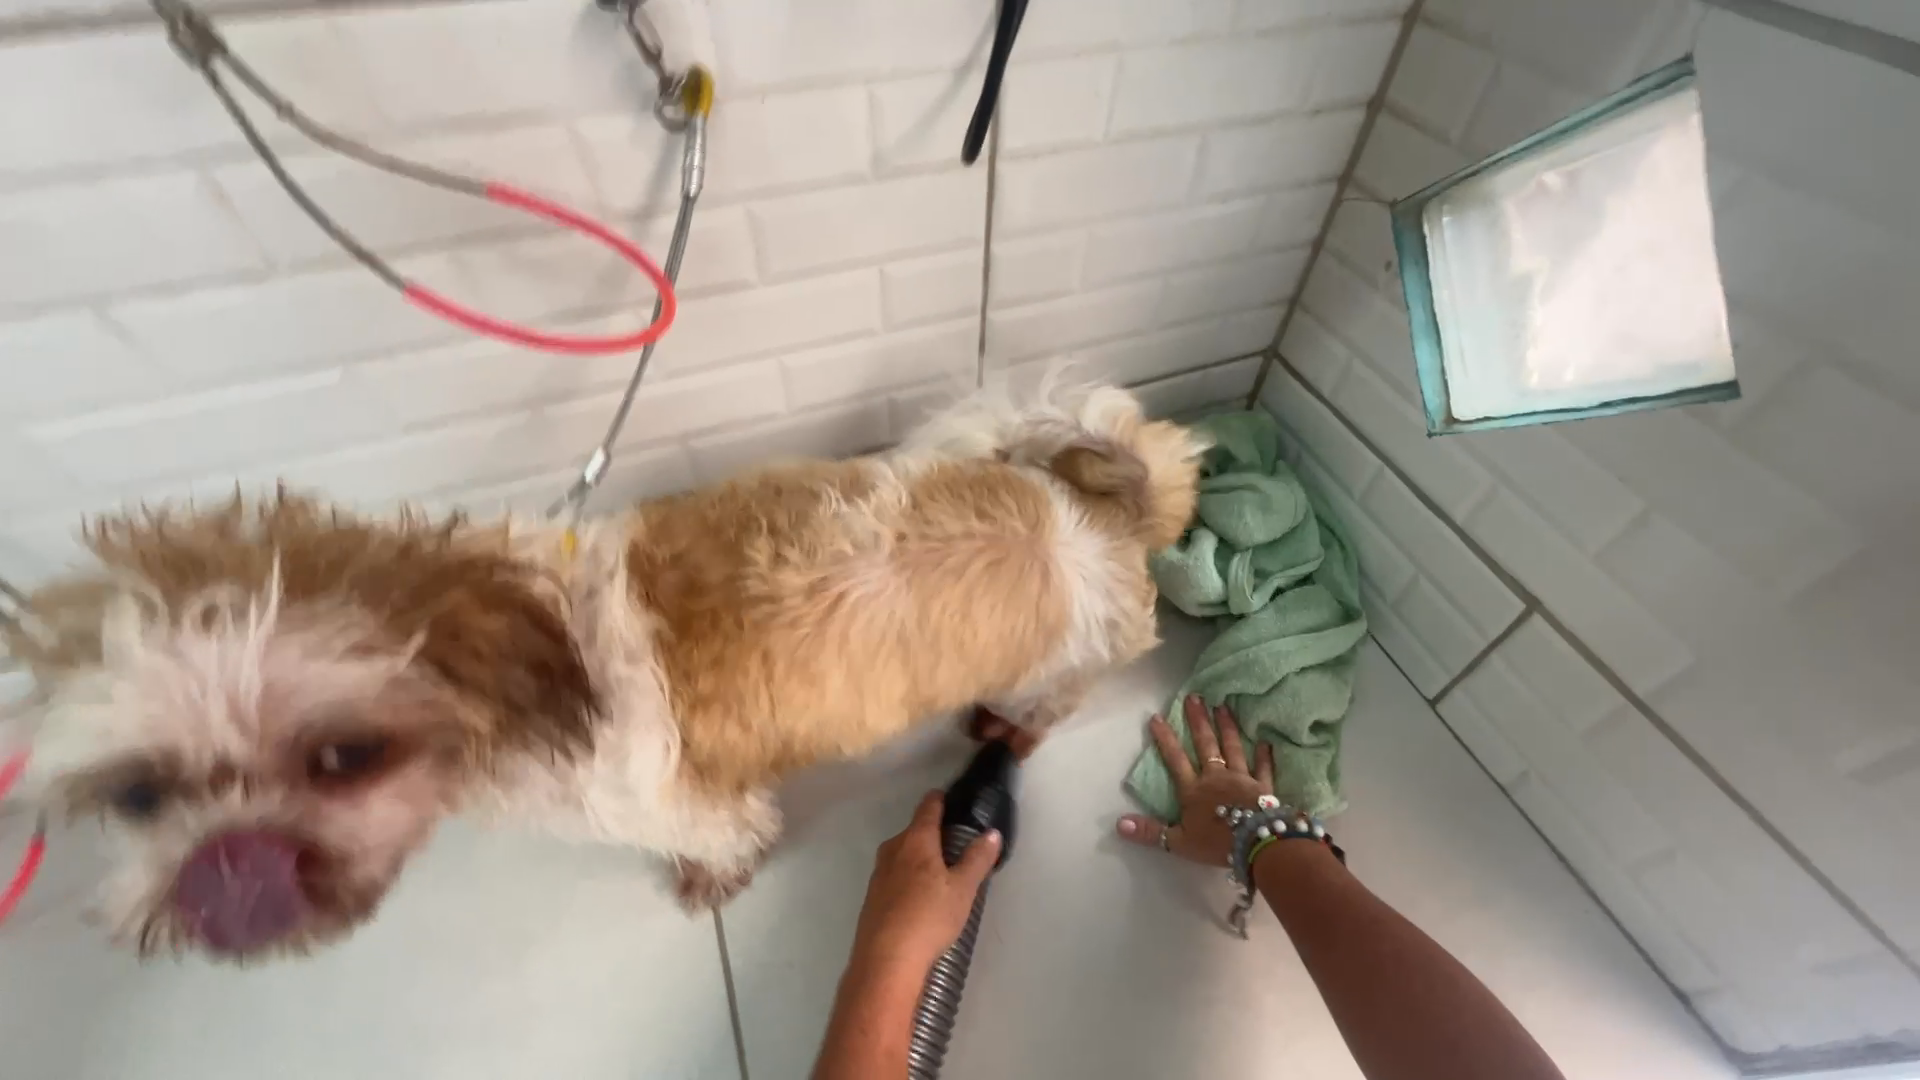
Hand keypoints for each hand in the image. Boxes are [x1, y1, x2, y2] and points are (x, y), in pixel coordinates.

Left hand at [848, 791, 1001, 977]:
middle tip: (957, 847)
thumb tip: (991, 832)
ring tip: (942, 876)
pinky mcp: (872, 898)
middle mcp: (893, 849)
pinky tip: (920, 902)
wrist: (884, 962)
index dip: (942, 800)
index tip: (953, 801)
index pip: (928, 806)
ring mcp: (879, 873)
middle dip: (934, 834)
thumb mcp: (963, 889)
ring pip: (903, 854)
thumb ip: (977, 858)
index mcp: (916, 839)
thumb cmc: (928, 918)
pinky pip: (895, 876)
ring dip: (921, 858)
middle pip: (915, 830)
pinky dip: (909, 879)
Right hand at [1116, 695, 1274, 866]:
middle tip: (1195, 697)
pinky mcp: (1263, 788)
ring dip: (1227, 727)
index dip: (1165, 738)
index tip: (1157, 716)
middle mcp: (1216, 777)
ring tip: (1223, 706)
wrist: (1257, 847)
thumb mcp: (1178, 843)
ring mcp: (1241, 779)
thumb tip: (1119, 824)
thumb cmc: (1217, 844)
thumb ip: (1151, 832)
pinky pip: (1263, 769)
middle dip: (1198, 720)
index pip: (1175, 758)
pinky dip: (1264, 756)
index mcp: (1193, 790)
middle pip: (1205, 744)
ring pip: (1233, 748)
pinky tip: (1266, 742)